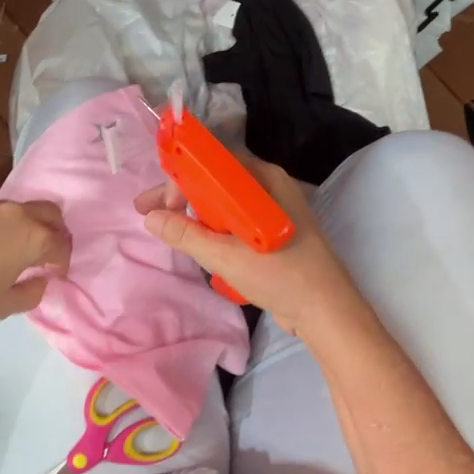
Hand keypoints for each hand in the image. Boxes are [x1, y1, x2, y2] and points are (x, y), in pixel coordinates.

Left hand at [0, 198, 71, 352]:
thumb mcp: (6, 305)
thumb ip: (34, 291)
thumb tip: (40, 279)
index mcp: (32, 237)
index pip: (61, 245)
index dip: (62, 262)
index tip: (55, 274)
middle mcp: (13, 212)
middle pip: (48, 212)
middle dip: (52, 232)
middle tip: (44, 252)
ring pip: (15, 209)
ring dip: (21, 226)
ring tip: (7, 248)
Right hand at [135, 154, 344, 334]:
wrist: (325, 310)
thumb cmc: (281, 276)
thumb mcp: (227, 256)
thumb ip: (186, 235)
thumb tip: (150, 218)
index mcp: (263, 181)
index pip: (213, 162)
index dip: (181, 176)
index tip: (161, 202)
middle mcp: (268, 188)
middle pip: (215, 181)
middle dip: (180, 195)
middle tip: (148, 212)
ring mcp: (272, 211)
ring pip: (223, 203)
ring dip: (193, 213)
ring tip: (166, 229)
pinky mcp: (272, 233)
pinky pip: (234, 221)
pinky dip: (212, 227)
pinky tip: (194, 242)